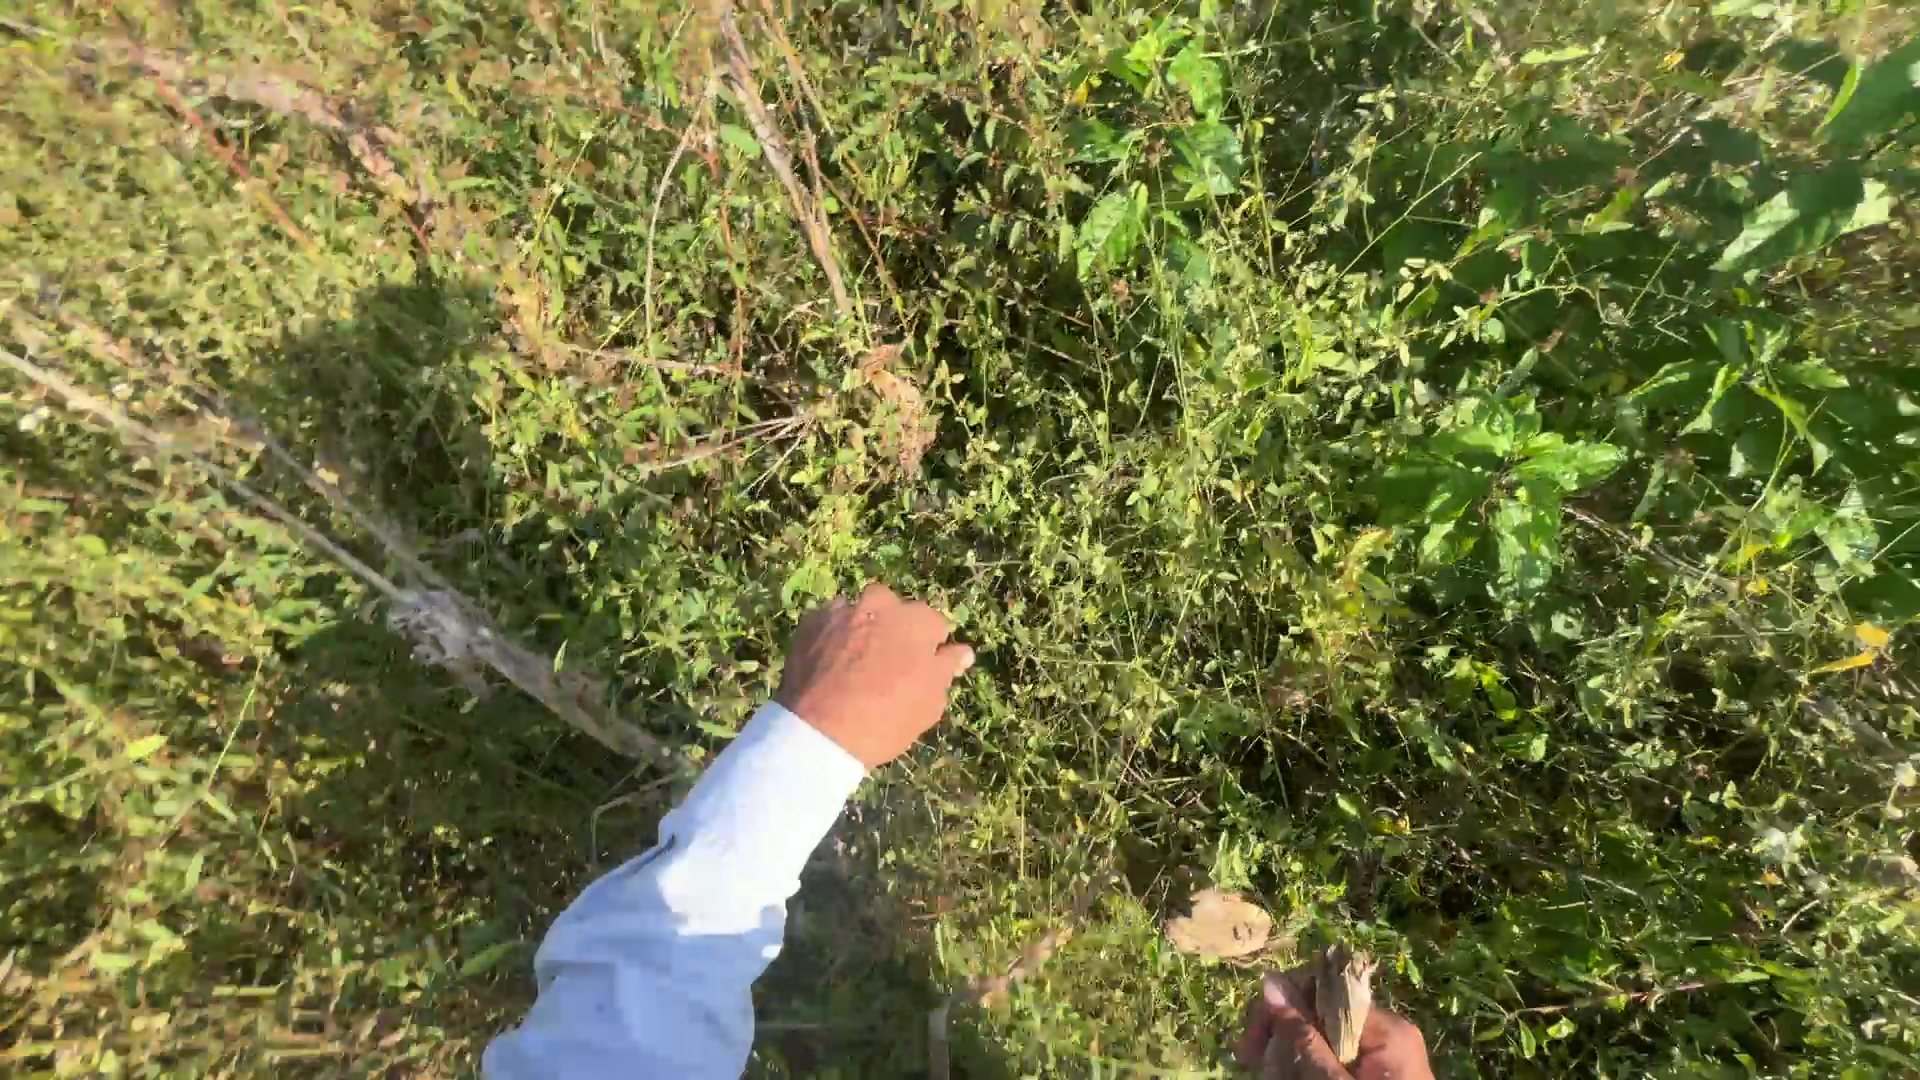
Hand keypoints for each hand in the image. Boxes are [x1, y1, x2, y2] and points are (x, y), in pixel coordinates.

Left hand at [775, 582, 974, 767]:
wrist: (820, 731)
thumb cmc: (887, 717)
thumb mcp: (930, 700)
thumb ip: (946, 667)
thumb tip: (962, 651)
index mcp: (917, 619)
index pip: (935, 624)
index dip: (932, 646)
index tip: (924, 667)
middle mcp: (881, 604)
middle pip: (895, 611)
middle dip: (895, 629)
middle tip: (888, 664)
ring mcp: (842, 610)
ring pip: (859, 612)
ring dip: (862, 628)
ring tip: (855, 663)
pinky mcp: (809, 622)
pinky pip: (828, 623)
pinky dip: (832, 637)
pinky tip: (829, 663)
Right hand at [1236, 971, 1432, 1079]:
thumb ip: (1302, 1034)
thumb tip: (1269, 981)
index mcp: (1387, 1028)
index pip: (1322, 990)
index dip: (1282, 1006)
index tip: (1253, 1038)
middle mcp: (1388, 1033)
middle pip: (1320, 1012)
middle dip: (1282, 1031)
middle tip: (1250, 1058)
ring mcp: (1386, 1056)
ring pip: (1324, 1035)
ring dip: (1291, 1050)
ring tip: (1264, 1069)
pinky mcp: (1380, 1076)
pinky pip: (1337, 1057)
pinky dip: (1310, 1066)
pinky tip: (1288, 1075)